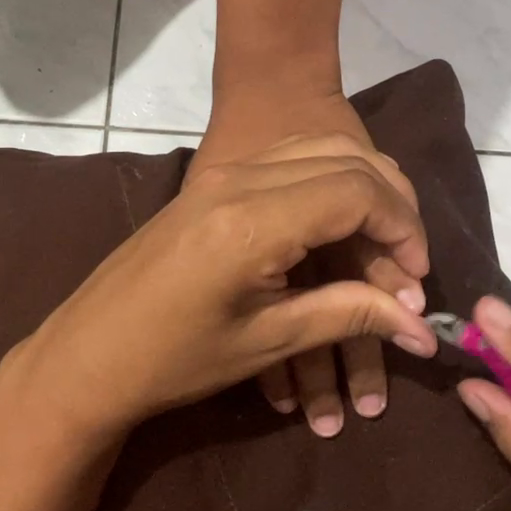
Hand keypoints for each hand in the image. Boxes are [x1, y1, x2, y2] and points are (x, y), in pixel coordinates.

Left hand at [10, 134, 438, 439]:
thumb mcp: (266, 340)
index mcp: (254, 220)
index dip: (402, 231)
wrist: (88, 353)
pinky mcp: (213, 181)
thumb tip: (422, 325)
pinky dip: (329, 183)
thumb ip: (349, 316)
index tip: (418, 282)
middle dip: (393, 209)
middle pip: (348, 162)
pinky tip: (338, 228)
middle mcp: (242, 179)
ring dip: (364, 190)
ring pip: (321, 152)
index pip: (357, 192)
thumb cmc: (175, 359)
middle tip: (408, 269)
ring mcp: (224, 174)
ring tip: (381, 250)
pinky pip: (291, 160)